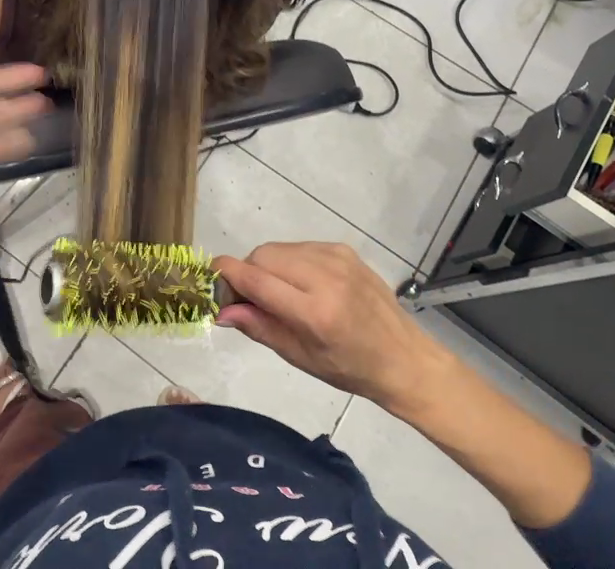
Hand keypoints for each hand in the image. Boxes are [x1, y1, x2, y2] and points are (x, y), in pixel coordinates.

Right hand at [214, 242, 453, 406]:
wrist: (403, 357)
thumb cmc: (349, 367)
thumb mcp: (300, 357)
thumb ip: (259, 327)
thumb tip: (221, 310)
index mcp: (315, 311)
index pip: (256, 279)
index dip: (227, 274)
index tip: (211, 279)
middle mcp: (325, 276)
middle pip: (262, 256)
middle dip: (247, 272)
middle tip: (249, 297)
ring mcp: (337, 258)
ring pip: (279, 248)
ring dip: (267, 265)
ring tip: (278, 292)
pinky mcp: (344, 249)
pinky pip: (299, 246)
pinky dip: (289, 260)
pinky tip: (300, 283)